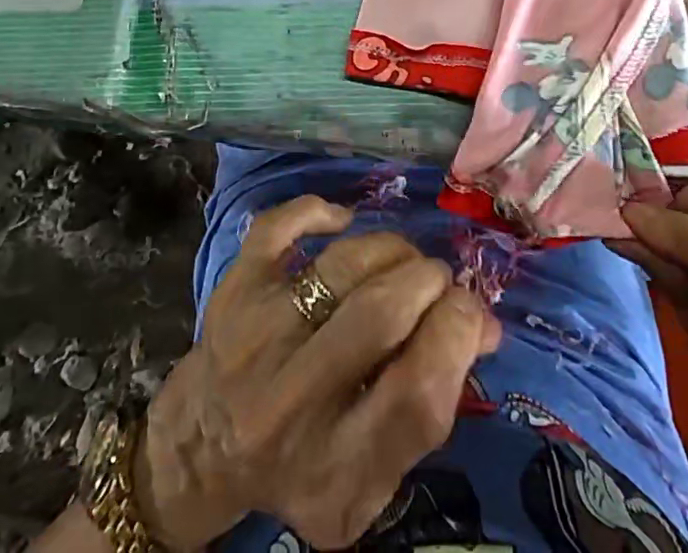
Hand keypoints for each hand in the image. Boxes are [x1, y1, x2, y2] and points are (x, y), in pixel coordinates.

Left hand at [134, 196, 498, 549]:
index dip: (457, 338)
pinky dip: (316, 211)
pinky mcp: (232, 292)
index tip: (470, 314)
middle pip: (380, 314)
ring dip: (390, 250)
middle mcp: (292, 400)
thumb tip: (481, 320)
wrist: (206, 445)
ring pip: (339, 266)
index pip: (417, 393)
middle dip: (428, 284)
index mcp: (339, 466)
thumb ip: (430, 406)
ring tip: (403, 261)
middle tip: (438, 282)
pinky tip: (345, 222)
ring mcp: (256, 336)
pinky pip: (276, 229)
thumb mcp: (371, 476)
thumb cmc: (302, 466)